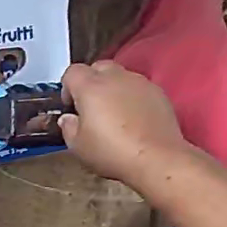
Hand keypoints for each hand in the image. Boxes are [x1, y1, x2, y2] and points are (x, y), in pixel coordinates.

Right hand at [59, 60, 193, 187]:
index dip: (67, 87)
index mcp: (90, 87)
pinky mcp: (159, 93)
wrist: (157, 159)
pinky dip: (132, 97)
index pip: (72, 71)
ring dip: (113, 88)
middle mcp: (116, 78)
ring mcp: (140, 83)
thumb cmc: (112, 151)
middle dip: (91, 81)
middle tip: (90, 105)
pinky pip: (139, 87)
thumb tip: (69, 118)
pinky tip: (133, 118)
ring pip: (121, 76)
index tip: (70, 106)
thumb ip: (68, 126)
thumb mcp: (77, 145)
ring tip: (114, 112)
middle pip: (98, 67)